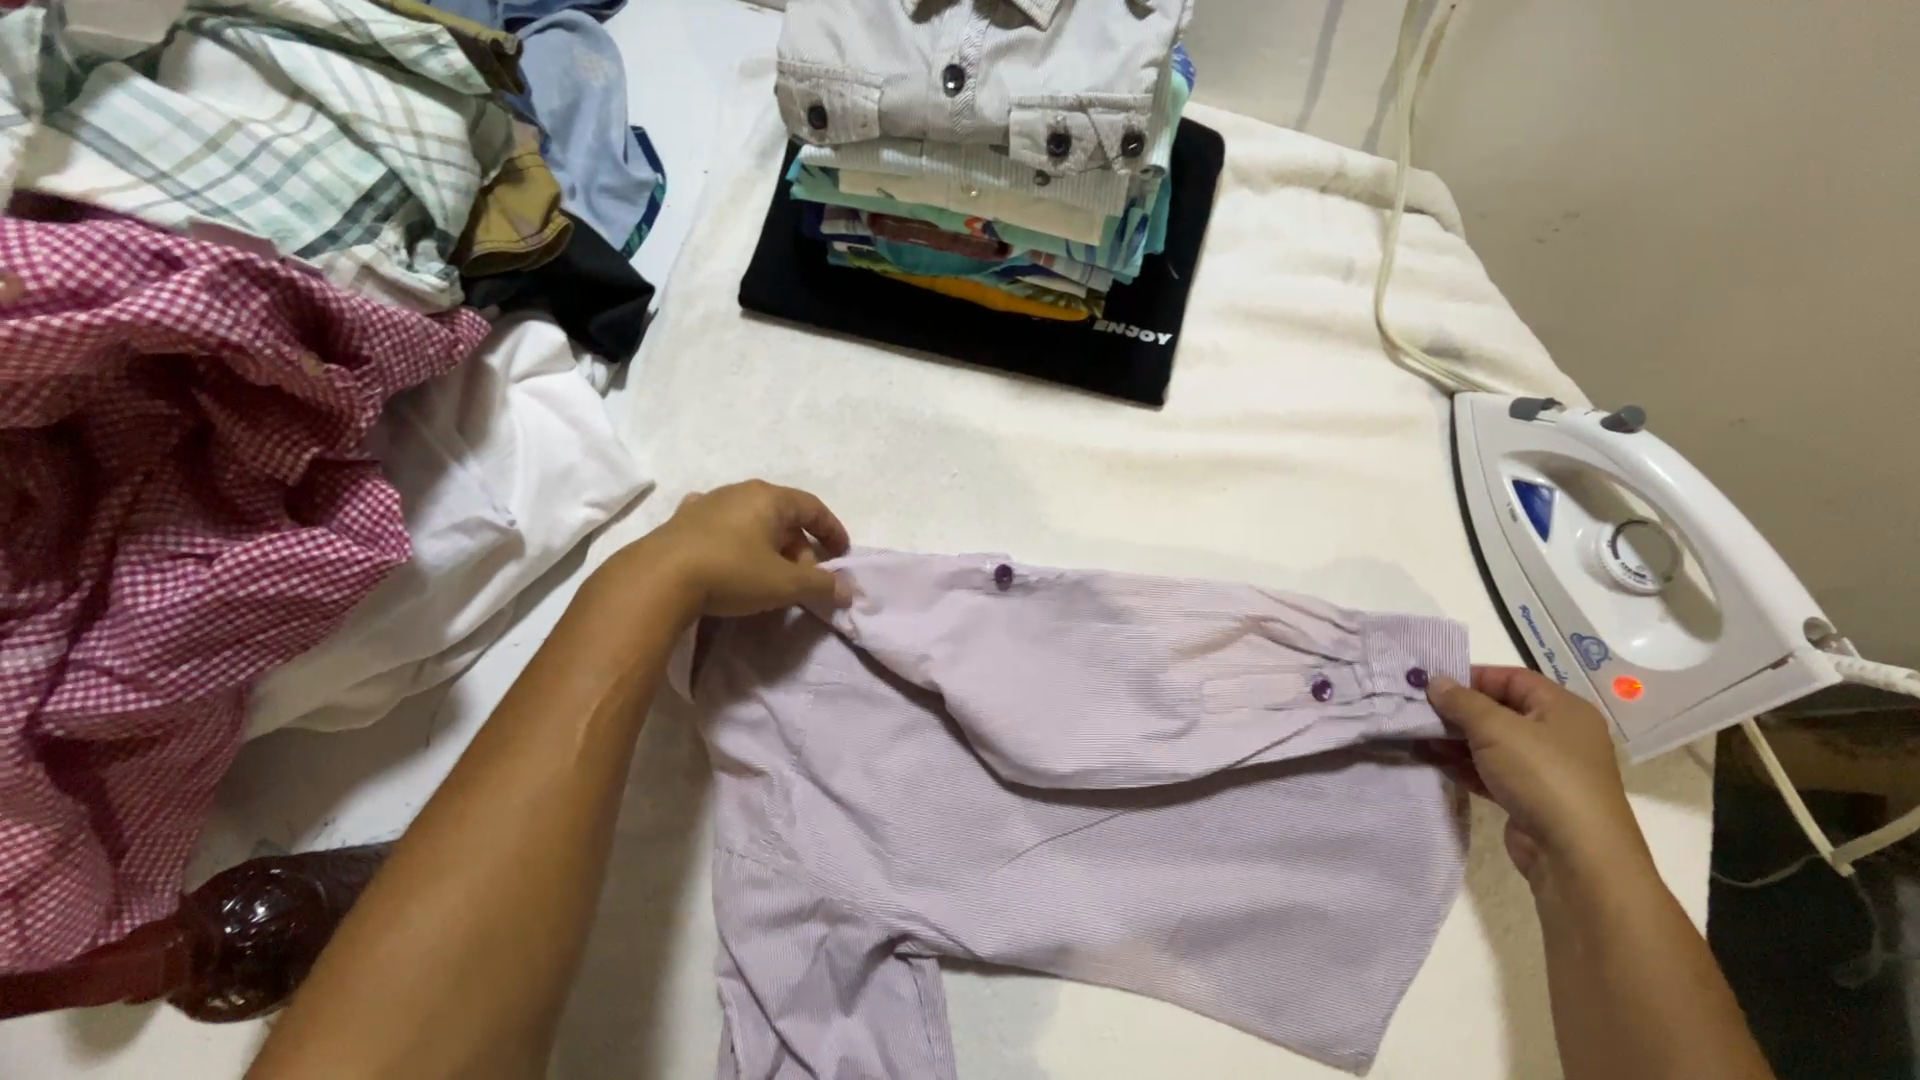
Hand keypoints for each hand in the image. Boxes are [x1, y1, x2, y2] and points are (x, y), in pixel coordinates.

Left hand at [608, 480, 851, 618]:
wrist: (658, 580)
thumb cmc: (731, 573)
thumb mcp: (784, 584)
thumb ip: (821, 585)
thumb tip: (850, 590)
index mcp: (769, 498)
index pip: (813, 507)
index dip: (832, 530)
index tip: (842, 554)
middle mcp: (740, 492)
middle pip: (783, 517)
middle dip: (800, 548)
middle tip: (803, 579)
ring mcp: (708, 503)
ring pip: (752, 521)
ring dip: (768, 546)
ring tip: (769, 575)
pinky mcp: (682, 522)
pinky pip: (721, 527)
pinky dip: (736, 541)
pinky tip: (730, 553)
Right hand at [1426, 667, 1652, 885]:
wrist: (1576, 855)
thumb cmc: (1542, 776)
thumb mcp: (1496, 729)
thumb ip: (1462, 702)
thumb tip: (1435, 681)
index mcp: (1562, 709)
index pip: (1512, 678)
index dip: (1471, 677)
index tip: (1430, 683)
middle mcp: (1557, 734)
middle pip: (1499, 710)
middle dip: (1457, 710)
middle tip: (1416, 710)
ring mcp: (1544, 768)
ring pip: (1491, 743)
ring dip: (1455, 739)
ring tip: (1416, 736)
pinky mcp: (1529, 797)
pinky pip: (1490, 771)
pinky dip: (1463, 765)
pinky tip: (1433, 762)